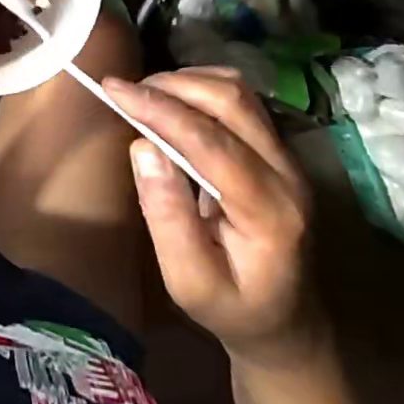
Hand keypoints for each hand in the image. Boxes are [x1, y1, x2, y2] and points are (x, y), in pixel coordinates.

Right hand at [106, 69, 325, 368]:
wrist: (289, 321)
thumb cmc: (236, 310)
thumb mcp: (190, 285)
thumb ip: (167, 218)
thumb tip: (143, 148)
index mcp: (268, 211)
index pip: (211, 141)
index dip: (160, 109)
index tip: (114, 89)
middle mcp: (287, 173)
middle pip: (232, 101)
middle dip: (173, 85)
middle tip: (126, 91)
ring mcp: (289, 157)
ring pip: (240, 92)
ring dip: (189, 82)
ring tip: (146, 95)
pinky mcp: (280, 149)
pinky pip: (243, 101)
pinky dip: (203, 89)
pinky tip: (176, 102)